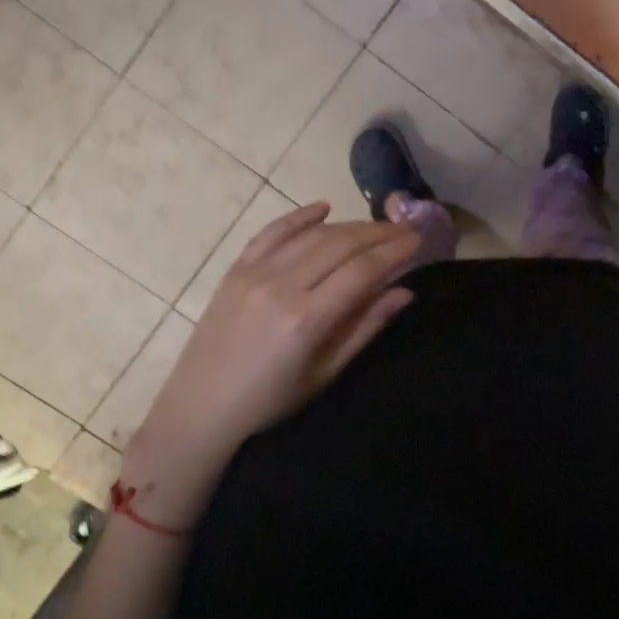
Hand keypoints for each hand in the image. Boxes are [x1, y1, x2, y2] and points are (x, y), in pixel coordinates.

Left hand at [122, 204, 418, 504]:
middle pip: (341, 243)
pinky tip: (323, 208)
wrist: (199, 411)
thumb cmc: (269, 404)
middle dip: (378, 233)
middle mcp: (281, 286)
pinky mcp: (235, 270)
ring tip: (375, 228)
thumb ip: (365, 328)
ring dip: (349, 226)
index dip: (395, 251)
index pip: (362, 270)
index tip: (419, 240)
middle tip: (406, 230)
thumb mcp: (324, 374)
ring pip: (312, 234)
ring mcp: (254, 273)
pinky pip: (272, 231)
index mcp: (306, 319)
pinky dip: (299, 216)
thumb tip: (404, 292)